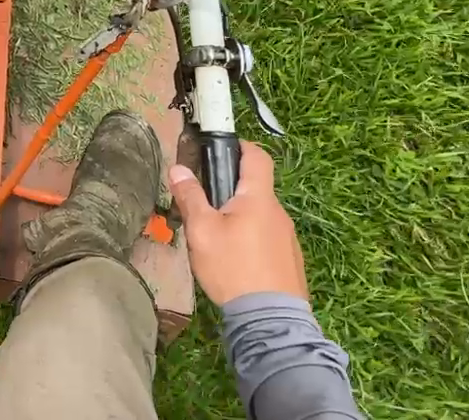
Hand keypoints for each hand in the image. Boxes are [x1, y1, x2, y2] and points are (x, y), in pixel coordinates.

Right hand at [168, 140, 308, 304]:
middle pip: (254, 187)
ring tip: (214, 237)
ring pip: (259, 215)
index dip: (239, 145)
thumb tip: (179, 169)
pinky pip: (266, 237)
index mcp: (258, 199)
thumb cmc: (233, 267)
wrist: (271, 323)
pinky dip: (249, 238)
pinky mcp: (289, 261)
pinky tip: (233, 260)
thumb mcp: (202, 230)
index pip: (257, 156)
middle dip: (228, 189)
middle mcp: (278, 213)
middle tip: (202, 202)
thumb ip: (190, 197)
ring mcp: (287, 239)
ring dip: (238, 216)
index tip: (217, 149)